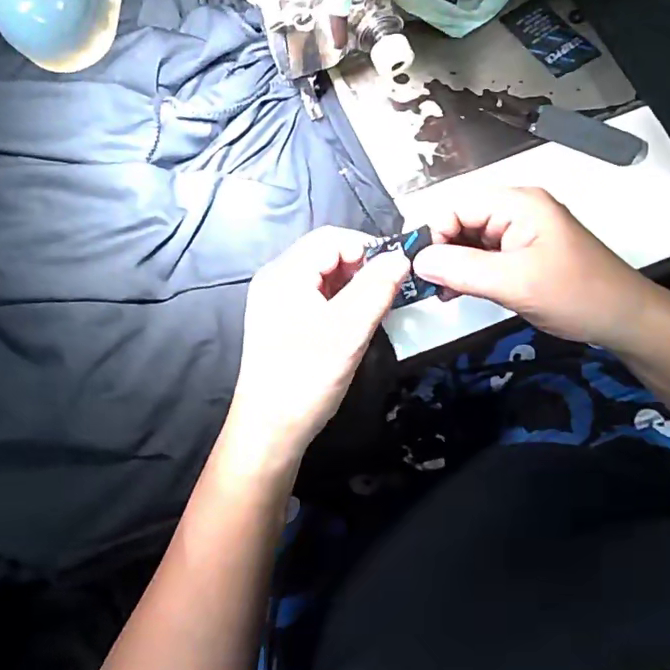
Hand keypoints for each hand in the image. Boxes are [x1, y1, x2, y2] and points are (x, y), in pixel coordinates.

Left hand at [224, 227, 411, 468]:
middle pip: (325, 253)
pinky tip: (352, 323)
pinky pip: (314, 295)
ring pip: (322, 275)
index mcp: (285, 272)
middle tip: (388, 293)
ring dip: (352, 285)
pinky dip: (338, 300)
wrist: (268, 431)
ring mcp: (274, 300)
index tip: (396, 274)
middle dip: (361, 267)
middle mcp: (275, 278)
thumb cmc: (308, 377)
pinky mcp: (278, 320)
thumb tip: (401, 257)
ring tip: (374, 310)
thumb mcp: (350, 329)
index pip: (333, 238)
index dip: (368, 249)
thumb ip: (377, 287)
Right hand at [412, 186, 660, 350]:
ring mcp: (521, 232)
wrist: (626, 319)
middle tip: (429, 284)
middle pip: (462, 220)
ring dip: (453, 265)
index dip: (435, 234)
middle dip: (442, 251)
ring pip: (470, 240)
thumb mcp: (514, 283)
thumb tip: (419, 261)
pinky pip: (485, 255)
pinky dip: (468, 273)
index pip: (458, 206)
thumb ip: (462, 270)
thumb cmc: (577, 295)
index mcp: (518, 204)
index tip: (421, 268)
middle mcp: (517, 210)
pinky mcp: (524, 253)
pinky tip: (457, 292)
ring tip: (442, 292)